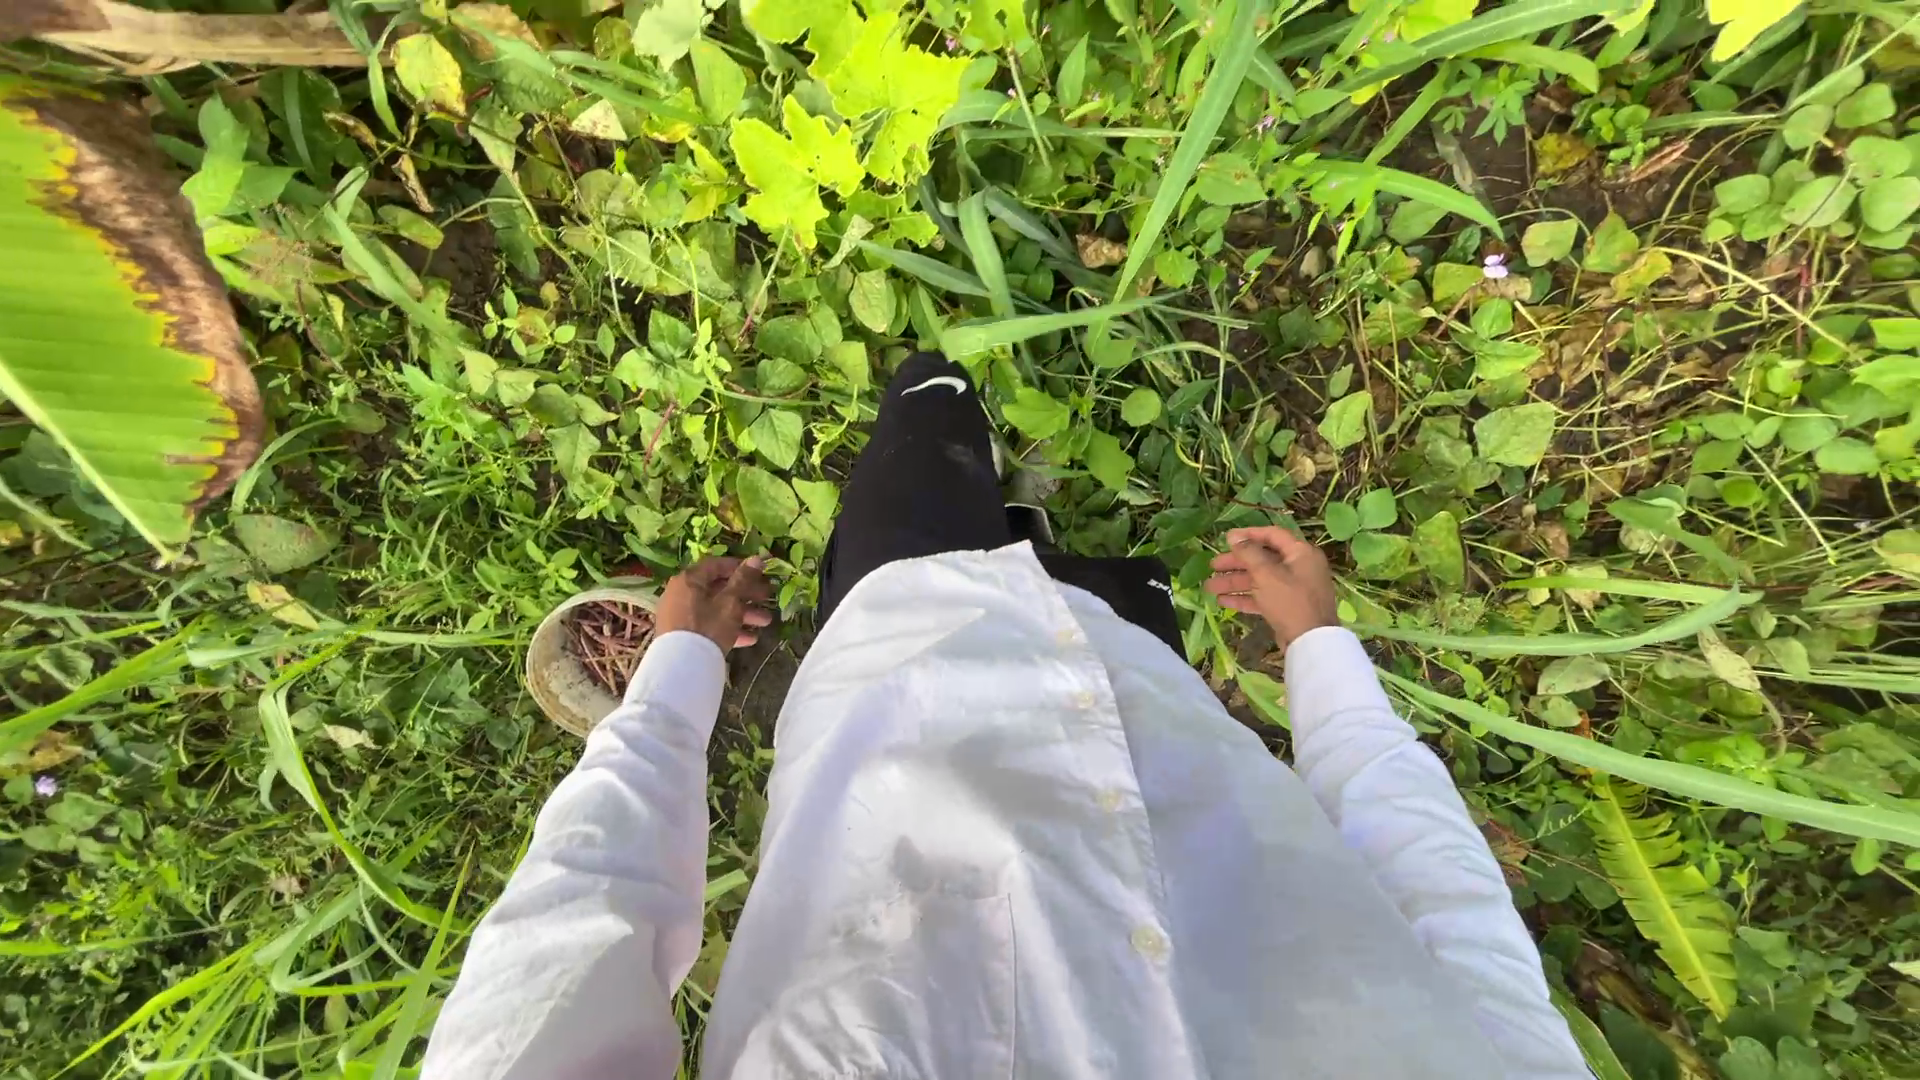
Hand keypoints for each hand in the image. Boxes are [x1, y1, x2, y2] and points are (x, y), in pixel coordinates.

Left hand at [654, 555, 772, 652]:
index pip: (717, 565)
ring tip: (765, 623)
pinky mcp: (683, 635)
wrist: (682, 666)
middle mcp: (681, 593)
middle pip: (718, 589)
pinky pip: (708, 626)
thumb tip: (757, 558)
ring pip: (716, 609)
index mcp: (690, 580)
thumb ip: (744, 579)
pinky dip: (728, 629)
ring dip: (743, 614)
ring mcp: (680, 615)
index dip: (740, 567)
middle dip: (747, 595)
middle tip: (768, 598)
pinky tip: (750, 639)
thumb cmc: (708, 626)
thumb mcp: (730, 601)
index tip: (760, 573)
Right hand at [1204, 526, 1339, 650]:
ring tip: (1209, 587)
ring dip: (1234, 582)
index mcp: (1300, 553)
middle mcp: (1298, 567)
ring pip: (1259, 580)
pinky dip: (1244, 598)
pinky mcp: (1287, 607)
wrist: (1310, 641)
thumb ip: (1248, 552)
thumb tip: (1233, 536)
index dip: (1248, 534)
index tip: (1226, 539)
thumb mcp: (1266, 573)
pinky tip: (1223, 602)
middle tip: (1212, 566)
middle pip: (1262, 559)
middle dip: (1235, 564)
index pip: (1272, 535)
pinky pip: (1263, 596)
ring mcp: (1293, 588)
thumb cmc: (1290, 600)